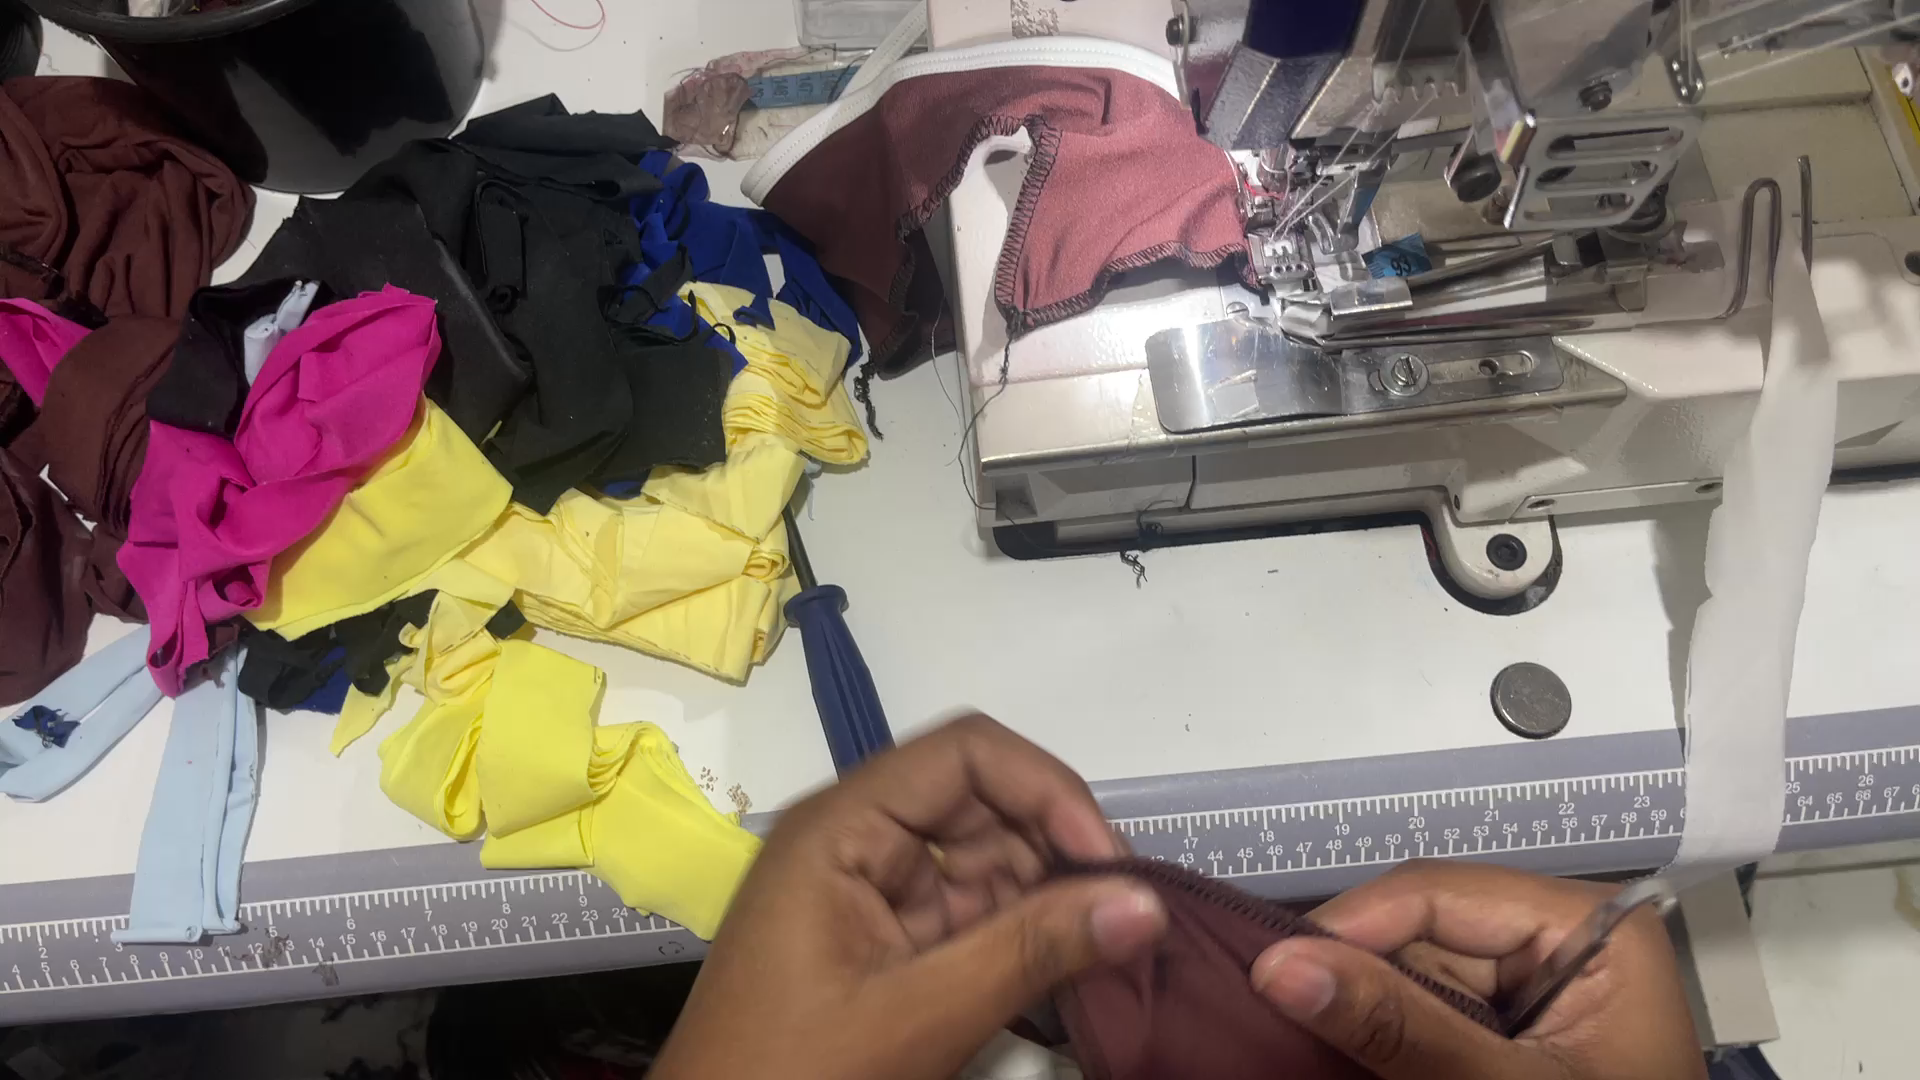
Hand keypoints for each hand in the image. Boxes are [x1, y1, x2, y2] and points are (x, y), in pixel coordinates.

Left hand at [650, 714, 1167, 1079]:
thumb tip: (1147, 903)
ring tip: (1105, 945)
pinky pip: (973, 902)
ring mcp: (877, 879)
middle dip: (1054, 843)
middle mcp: (862, 831)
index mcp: (845, 823)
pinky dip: (1022, 928)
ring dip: (1047, 890)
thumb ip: (1030, 953)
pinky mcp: (892, 926)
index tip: (1103, 859)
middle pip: (980, 796)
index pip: (962, 754)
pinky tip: (1064, 964)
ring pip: (985, 850)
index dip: (1043, 788)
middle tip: (1121, 910)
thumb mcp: (915, 1019)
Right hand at [1250, 861, 1704, 1079]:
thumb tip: (1275, 966)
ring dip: (1361, 1003)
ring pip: (1402, 965)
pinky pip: (1416, 1002)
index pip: (1433, 891)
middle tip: (1284, 1007)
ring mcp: (1523, 980)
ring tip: (1316, 1033)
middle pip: (1411, 927)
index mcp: (1585, 927)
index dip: (1350, 925)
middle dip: (1354, 973)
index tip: (1276, 967)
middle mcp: (1550, 937)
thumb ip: (1401, 1028)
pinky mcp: (1501, 1021)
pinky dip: (1381, 1028)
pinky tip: (1353, 1045)